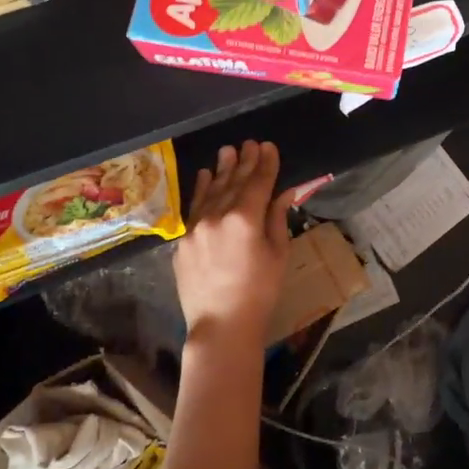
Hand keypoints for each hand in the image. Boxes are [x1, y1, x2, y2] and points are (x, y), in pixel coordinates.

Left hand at [176, 141, 289, 345]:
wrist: (221, 324)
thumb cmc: (260, 291)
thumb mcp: (278, 253)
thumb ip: (277, 218)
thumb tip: (284, 192)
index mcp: (245, 219)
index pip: (258, 183)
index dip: (266, 164)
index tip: (269, 147)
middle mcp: (218, 217)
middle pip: (234, 183)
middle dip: (245, 162)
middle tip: (250, 143)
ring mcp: (196, 228)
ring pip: (212, 192)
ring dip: (222, 170)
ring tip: (228, 150)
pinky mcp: (183, 241)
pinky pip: (194, 208)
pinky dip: (201, 190)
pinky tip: (206, 175)